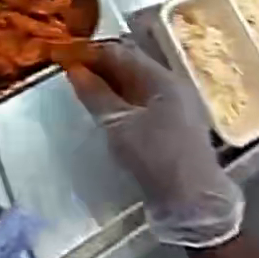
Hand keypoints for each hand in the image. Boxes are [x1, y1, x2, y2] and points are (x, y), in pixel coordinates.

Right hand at [66, 42, 243, 247]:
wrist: (195, 206)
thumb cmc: (156, 157)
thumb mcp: (118, 124)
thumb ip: (94, 93)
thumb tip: (73, 69)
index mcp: (160, 77)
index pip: (119, 52)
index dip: (89, 51)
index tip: (63, 54)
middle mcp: (169, 84)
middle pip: (128, 64)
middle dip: (97, 65)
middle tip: (68, 70)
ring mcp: (173, 105)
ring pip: (133, 83)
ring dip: (107, 82)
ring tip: (81, 87)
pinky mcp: (171, 125)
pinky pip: (139, 100)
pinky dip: (118, 98)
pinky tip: (103, 106)